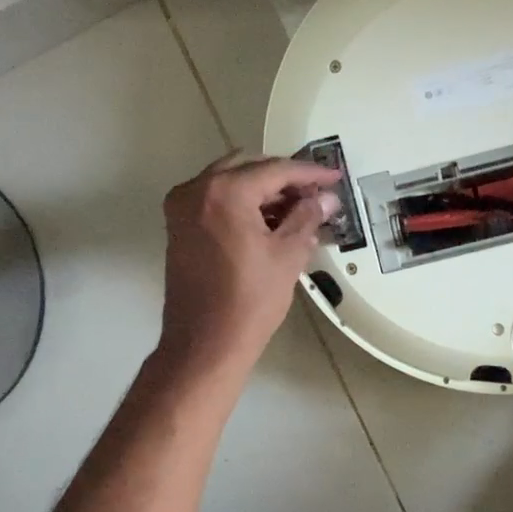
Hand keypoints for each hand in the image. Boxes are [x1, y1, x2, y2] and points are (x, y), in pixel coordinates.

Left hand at [159, 153, 343, 369]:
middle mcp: (196, 189)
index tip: (335, 177)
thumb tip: (326, 198)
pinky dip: (241, 203)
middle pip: (249, 167)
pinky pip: (214, 200)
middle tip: (315, 195)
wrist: (204, 344)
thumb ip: (307, 217)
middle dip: (283, 178)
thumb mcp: (287, 255)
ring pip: (230, 181)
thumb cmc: (250, 300)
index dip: (309, 173)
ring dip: (262, 190)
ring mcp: (182, 207)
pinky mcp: (178, 226)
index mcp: (225, 192)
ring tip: (297, 211)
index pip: (275, 169)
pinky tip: (269, 222)